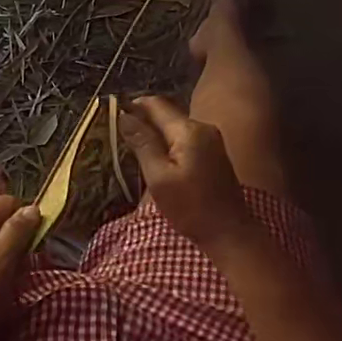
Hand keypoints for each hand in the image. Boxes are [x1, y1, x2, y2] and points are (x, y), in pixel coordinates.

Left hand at [0, 195, 39, 340]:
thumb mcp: (2, 257)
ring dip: (8, 268)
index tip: (39, 246)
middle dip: (19, 248)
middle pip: (3, 227)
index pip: (11, 203)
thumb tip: (34, 208)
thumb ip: (20, 230)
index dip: (29, 220)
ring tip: (8, 290)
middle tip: (24, 272)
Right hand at [121, 96, 255, 254]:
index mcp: (189, 130)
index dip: (132, 106)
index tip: (111, 115)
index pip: (155, 104)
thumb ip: (142, 143)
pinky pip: (183, 138)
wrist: (230, 235)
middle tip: (116, 132)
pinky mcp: (213, 153)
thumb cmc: (191, 208)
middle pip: (166, 113)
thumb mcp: (159, 177)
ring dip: (154, 132)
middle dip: (142, 119)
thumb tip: (124, 116)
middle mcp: (202, 127)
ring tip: (130, 144)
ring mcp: (211, 140)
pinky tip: (154, 156)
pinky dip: (167, 142)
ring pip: (174, 126)